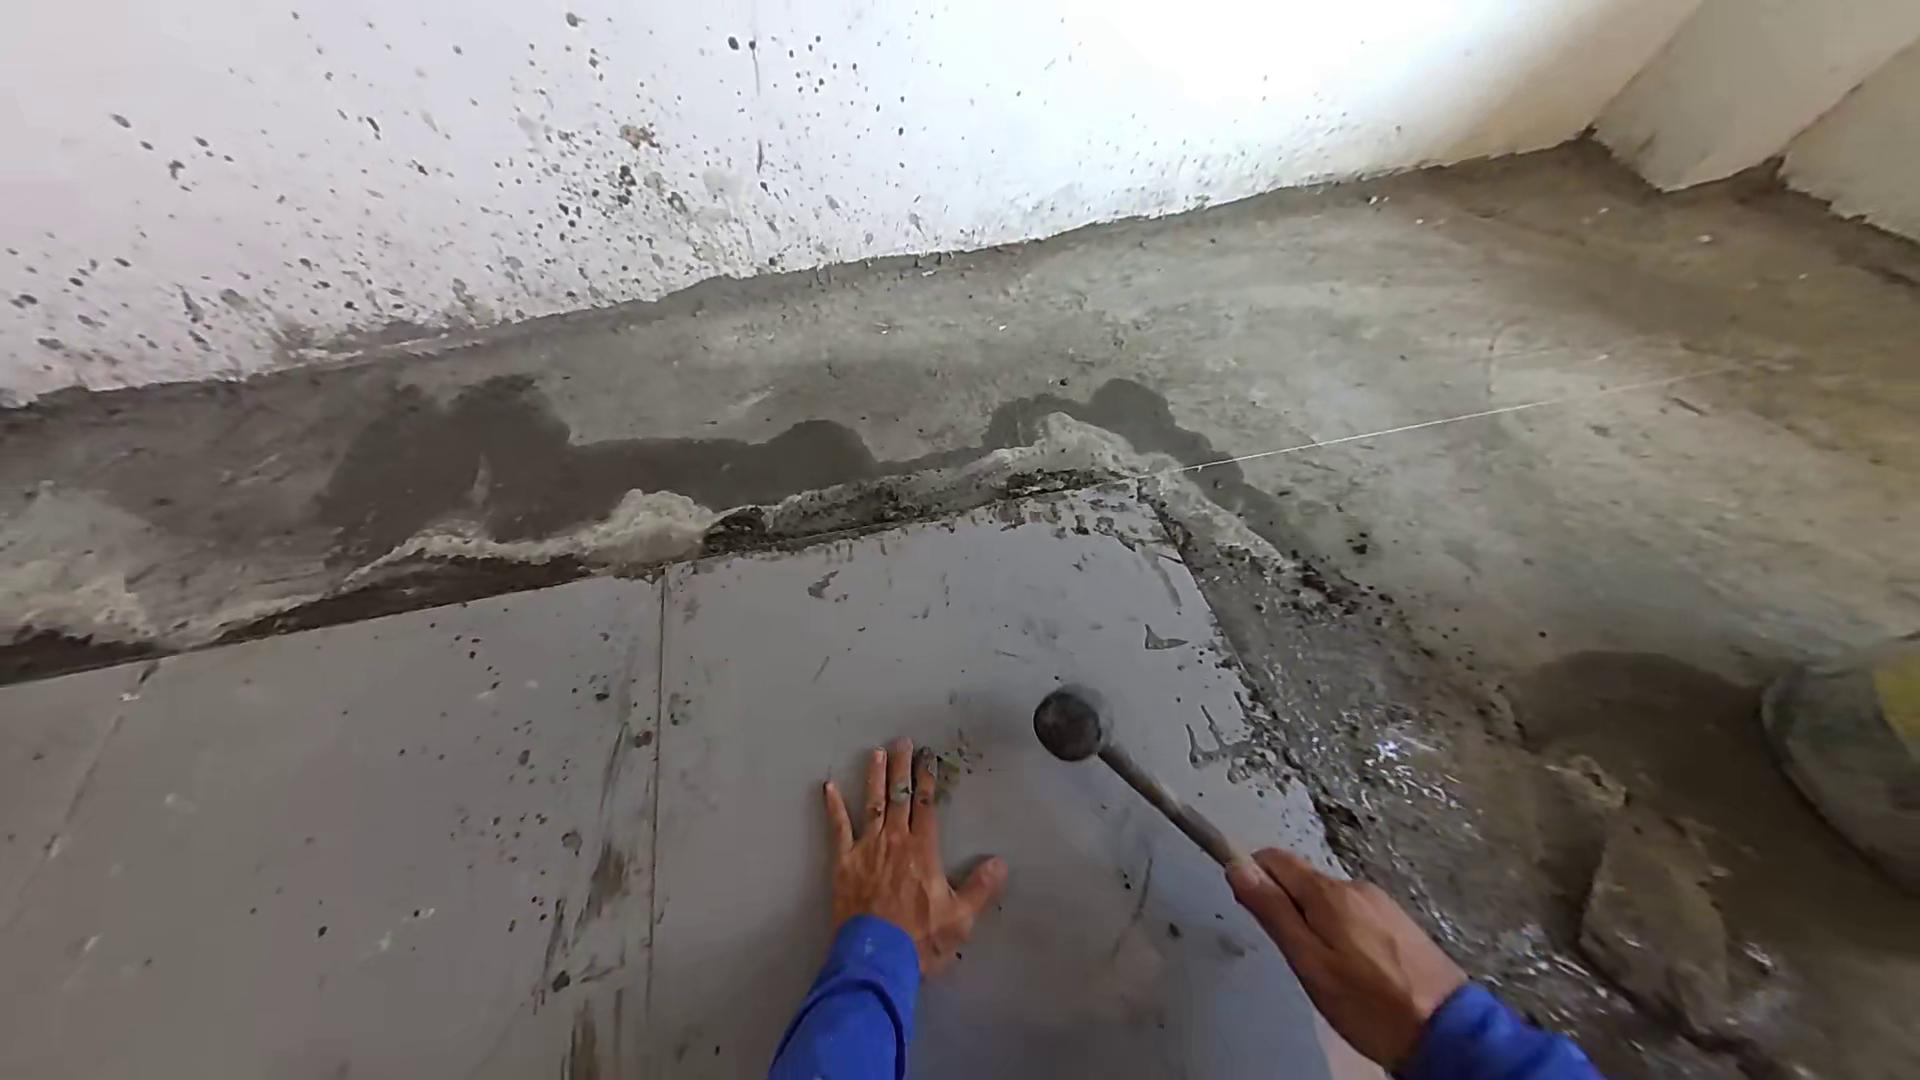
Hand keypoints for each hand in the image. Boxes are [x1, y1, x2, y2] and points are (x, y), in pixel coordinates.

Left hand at [823, 738, 1007, 974]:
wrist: (876, 960)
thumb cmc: (920, 940)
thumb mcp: (960, 919)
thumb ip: (980, 888)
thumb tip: (1000, 862)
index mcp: (922, 849)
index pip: (926, 805)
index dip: (927, 779)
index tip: (927, 757)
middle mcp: (895, 840)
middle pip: (899, 796)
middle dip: (902, 767)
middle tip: (902, 742)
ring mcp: (867, 848)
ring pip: (873, 804)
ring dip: (875, 777)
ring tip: (876, 753)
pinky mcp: (844, 862)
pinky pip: (838, 829)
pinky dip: (833, 807)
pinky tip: (828, 787)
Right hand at [1227, 848, 1465, 1068]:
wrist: (1455, 1039)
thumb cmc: (1369, 1004)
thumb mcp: (1310, 963)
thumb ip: (1272, 911)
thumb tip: (1237, 865)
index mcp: (1327, 892)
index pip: (1273, 858)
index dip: (1254, 875)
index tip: (1255, 909)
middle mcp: (1354, 886)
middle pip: (1302, 879)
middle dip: (1289, 905)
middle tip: (1298, 952)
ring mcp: (1383, 903)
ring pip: (1330, 899)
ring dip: (1319, 920)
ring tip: (1333, 968)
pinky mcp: (1404, 923)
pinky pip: (1357, 913)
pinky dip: (1347, 931)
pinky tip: (1361, 969)